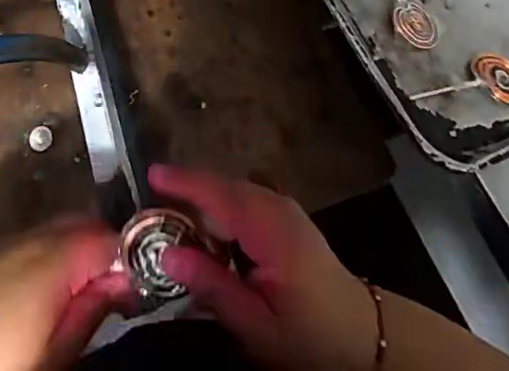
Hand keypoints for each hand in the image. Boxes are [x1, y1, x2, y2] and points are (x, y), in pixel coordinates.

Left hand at [0, 216, 135, 370]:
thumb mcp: (52, 355)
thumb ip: (91, 311)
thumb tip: (122, 284)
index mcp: (57, 256)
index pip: (116, 236)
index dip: (134, 258)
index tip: (141, 289)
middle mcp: (35, 237)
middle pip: (90, 226)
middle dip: (109, 252)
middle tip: (117, 294)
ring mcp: (9, 245)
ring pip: (63, 233)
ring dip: (81, 255)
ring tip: (84, 299)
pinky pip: (36, 244)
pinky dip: (53, 260)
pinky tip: (49, 297)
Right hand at [152, 164, 378, 370]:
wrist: (357, 333)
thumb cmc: (306, 334)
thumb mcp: (254, 323)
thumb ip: (212, 286)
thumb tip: (169, 254)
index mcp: (271, 228)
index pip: (222, 194)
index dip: (186, 182)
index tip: (152, 174)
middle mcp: (279, 207)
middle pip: (227, 187)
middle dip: (189, 188)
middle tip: (150, 201)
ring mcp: (285, 209)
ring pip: (236, 191)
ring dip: (205, 196)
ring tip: (168, 210)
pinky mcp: (286, 218)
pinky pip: (247, 201)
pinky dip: (221, 205)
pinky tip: (205, 224)